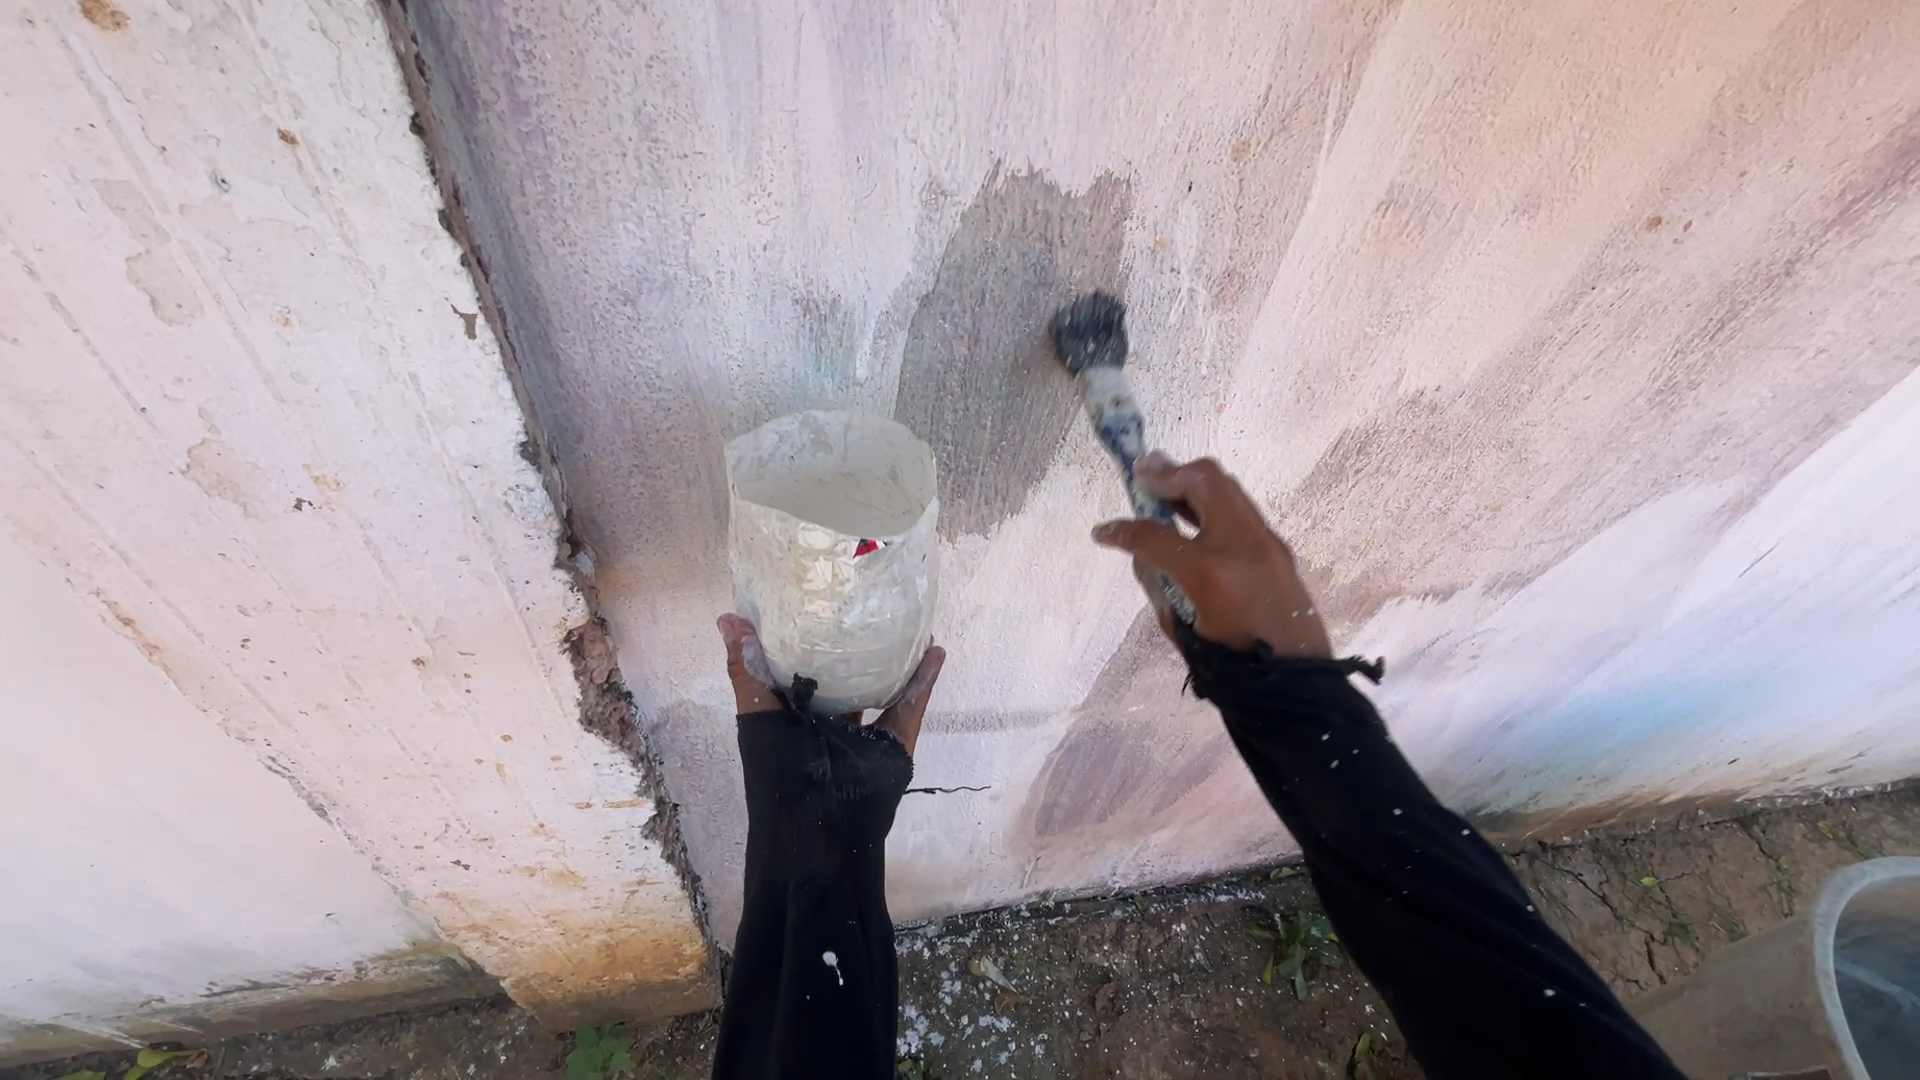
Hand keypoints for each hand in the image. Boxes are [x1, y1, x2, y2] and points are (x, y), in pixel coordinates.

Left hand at [717, 613, 946, 754]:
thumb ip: (746, 669)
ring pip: (885, 687)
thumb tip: (728, 618)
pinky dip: (925, 680)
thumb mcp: (755, 713)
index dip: (811, 640)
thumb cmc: (778, 768)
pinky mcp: (894, 743)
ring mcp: (866, 733)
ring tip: (909, 624)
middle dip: (859, 647)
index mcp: (795, 715)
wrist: (817, 826)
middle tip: (870, 606)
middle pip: (849, 676)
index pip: (805, 669)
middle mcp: (831, 721)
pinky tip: (935, 650)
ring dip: (899, 659)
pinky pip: (911, 705)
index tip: (821, 604)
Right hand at [1091, 452, 1331, 657]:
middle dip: (1168, 473)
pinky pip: (1240, 509)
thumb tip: (1145, 552)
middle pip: (1203, 481)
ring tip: (1166, 486)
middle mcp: (1242, 544)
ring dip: (1193, 482)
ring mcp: (1266, 542)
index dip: (1122, 531)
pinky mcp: (1278, 547)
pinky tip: (1195, 516)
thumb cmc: (1230, 664)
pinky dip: (1212, 503)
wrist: (1295, 683)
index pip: (1153, 536)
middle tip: (1142, 471)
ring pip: (1227, 487)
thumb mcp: (1180, 629)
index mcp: (1210, 571)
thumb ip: (1157, 583)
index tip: (1102, 532)